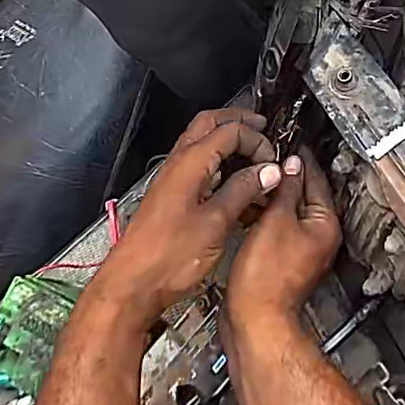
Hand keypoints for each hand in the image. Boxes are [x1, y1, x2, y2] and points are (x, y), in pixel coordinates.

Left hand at [87, 109, 279, 328]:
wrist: (133, 283)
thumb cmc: (167, 257)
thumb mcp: (216, 222)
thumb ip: (243, 190)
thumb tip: (267, 171)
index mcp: (190, 162)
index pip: (229, 130)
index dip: (255, 140)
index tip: (272, 160)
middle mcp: (178, 163)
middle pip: (209, 122)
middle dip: (237, 121)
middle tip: (260, 127)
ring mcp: (172, 177)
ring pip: (201, 140)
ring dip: (226, 138)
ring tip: (250, 149)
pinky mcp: (171, 194)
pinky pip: (196, 163)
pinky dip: (217, 160)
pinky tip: (231, 178)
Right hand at [225, 150, 341, 340]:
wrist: (254, 318)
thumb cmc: (266, 278)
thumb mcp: (275, 219)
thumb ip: (284, 189)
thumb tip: (290, 165)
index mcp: (324, 224)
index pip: (316, 178)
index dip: (300, 157)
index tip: (289, 141)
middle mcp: (320, 236)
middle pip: (305, 193)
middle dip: (287, 174)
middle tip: (268, 155)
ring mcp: (303, 248)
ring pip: (291, 209)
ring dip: (275, 193)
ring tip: (257, 177)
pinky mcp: (285, 258)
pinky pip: (280, 224)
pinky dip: (268, 212)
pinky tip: (251, 206)